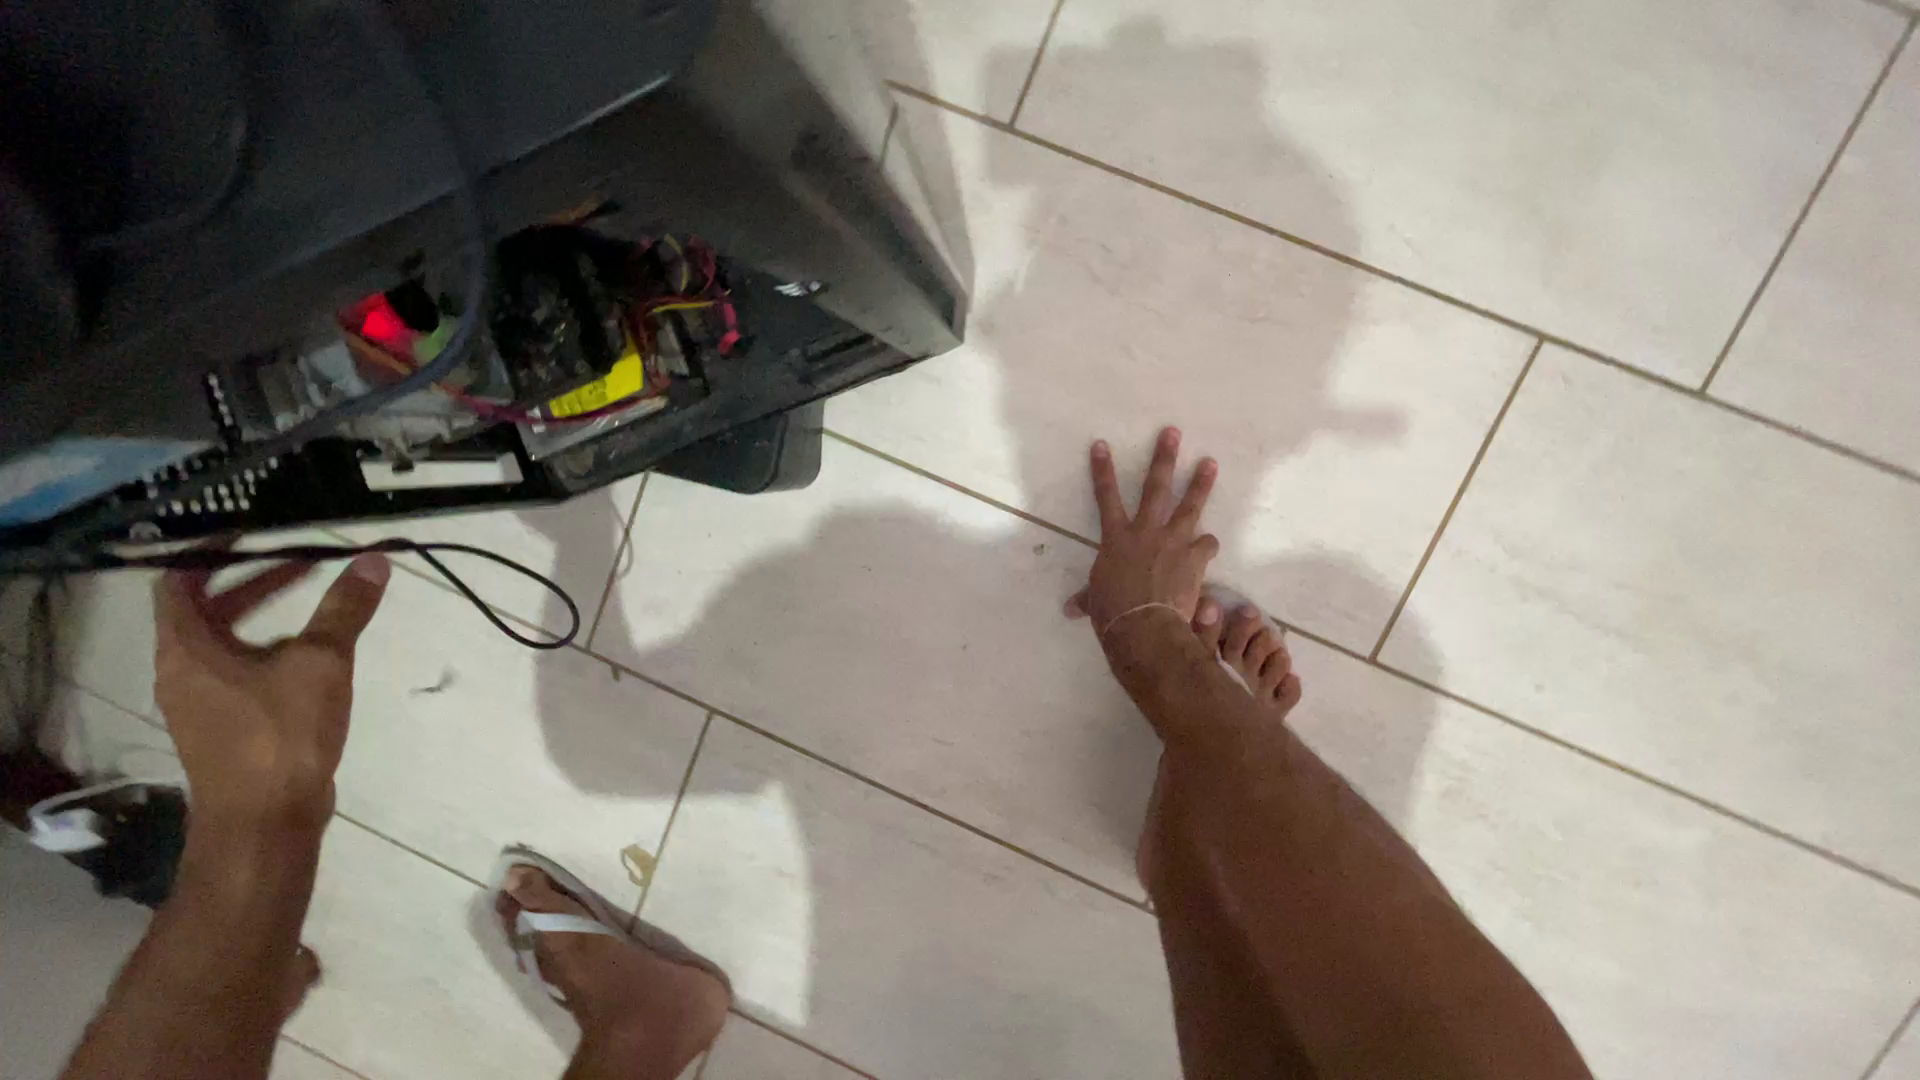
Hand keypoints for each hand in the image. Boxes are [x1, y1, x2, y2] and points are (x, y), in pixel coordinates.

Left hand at [152, 552, 390, 831]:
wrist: (267, 817)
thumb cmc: (281, 733)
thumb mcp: (322, 662)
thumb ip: (345, 610)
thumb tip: (373, 561)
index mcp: (187, 650)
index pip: (180, 583)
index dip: (211, 552)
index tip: (254, 533)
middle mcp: (183, 671)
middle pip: (207, 610)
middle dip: (258, 582)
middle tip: (307, 562)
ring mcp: (204, 701)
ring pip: (229, 641)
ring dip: (268, 615)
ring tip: (319, 602)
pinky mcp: (229, 723)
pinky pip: (244, 669)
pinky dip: (274, 648)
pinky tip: (318, 655)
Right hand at [1068, 427, 1219, 635]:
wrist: (1144, 626)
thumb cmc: (1112, 611)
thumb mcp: (1096, 601)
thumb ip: (1088, 598)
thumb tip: (1071, 609)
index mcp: (1116, 538)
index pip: (1105, 496)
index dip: (1102, 469)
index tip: (1101, 444)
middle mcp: (1146, 532)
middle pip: (1156, 487)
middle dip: (1164, 457)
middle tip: (1173, 432)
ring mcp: (1174, 542)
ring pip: (1190, 505)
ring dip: (1201, 483)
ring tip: (1210, 463)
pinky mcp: (1195, 558)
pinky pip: (1207, 544)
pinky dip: (1207, 545)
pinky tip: (1208, 546)